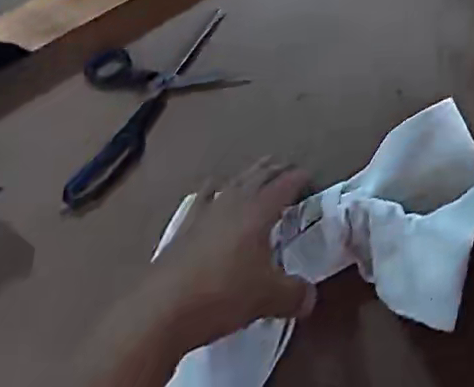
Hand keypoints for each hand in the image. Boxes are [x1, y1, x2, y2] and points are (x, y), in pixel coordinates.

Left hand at [136, 159, 314, 352]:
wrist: (162, 308)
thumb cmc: (223, 294)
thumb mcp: (267, 298)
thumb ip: (293, 294)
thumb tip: (310, 297)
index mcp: (259, 211)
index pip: (285, 184)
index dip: (299, 177)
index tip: (309, 175)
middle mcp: (235, 202)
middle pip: (258, 175)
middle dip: (274, 169)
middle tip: (285, 166)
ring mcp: (206, 211)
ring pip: (233, 182)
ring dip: (247, 175)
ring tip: (256, 171)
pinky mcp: (184, 226)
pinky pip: (203, 197)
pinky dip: (214, 190)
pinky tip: (213, 190)